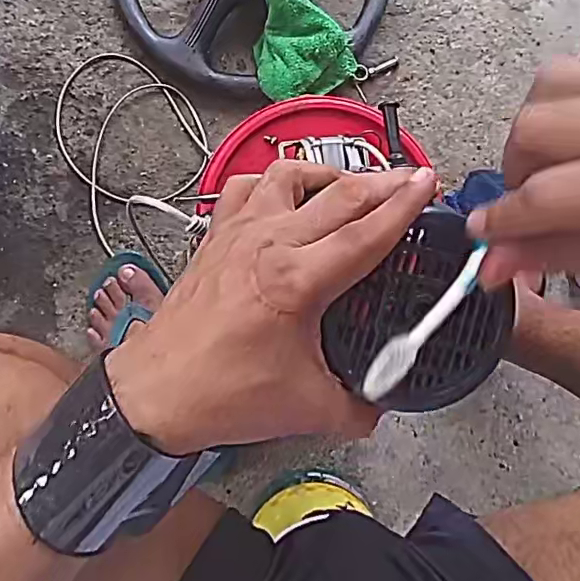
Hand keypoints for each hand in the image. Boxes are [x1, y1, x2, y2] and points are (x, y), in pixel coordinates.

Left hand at [105, 160, 438, 454]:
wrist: (153, 393)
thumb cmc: (216, 394)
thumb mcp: (306, 407)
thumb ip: (358, 406)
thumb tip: (381, 402)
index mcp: (295, 281)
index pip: (365, 233)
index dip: (404, 205)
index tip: (426, 185)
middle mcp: (267, 244)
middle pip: (340, 194)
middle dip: (385, 181)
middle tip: (411, 180)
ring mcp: (240, 233)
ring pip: (292, 174)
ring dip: (331, 172)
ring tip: (354, 182)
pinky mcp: (219, 235)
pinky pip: (247, 186)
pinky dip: (275, 179)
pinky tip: (288, 191)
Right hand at [470, 29, 579, 323]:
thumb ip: (562, 253)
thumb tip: (489, 262)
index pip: (549, 193)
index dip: (503, 221)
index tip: (479, 237)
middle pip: (535, 123)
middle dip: (517, 172)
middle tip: (534, 206)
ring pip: (553, 77)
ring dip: (540, 126)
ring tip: (565, 163)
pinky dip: (579, 86)